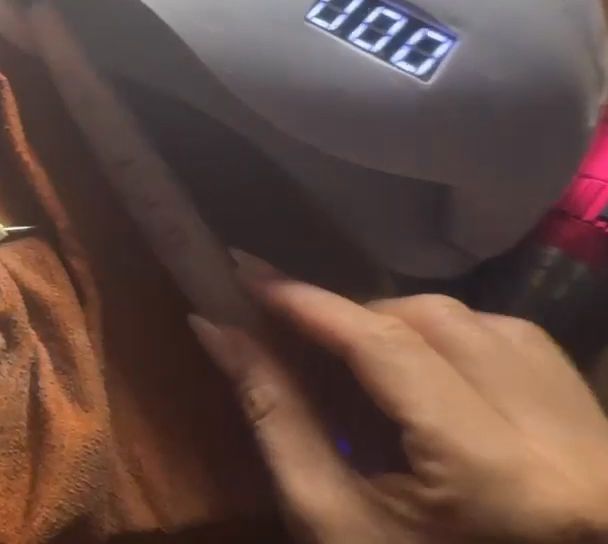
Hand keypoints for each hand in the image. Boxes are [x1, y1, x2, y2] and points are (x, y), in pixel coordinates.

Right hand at [191, 253, 607, 542]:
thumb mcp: (323, 510)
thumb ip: (271, 408)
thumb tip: (213, 324)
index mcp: (499, 481)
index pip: (388, 347)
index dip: (307, 301)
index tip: (244, 272)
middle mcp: (577, 456)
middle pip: (444, 323)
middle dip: (354, 312)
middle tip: (293, 326)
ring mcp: (604, 453)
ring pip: (497, 330)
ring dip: (413, 324)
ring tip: (358, 352)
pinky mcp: (605, 452)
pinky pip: (536, 361)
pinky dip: (470, 346)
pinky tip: (426, 372)